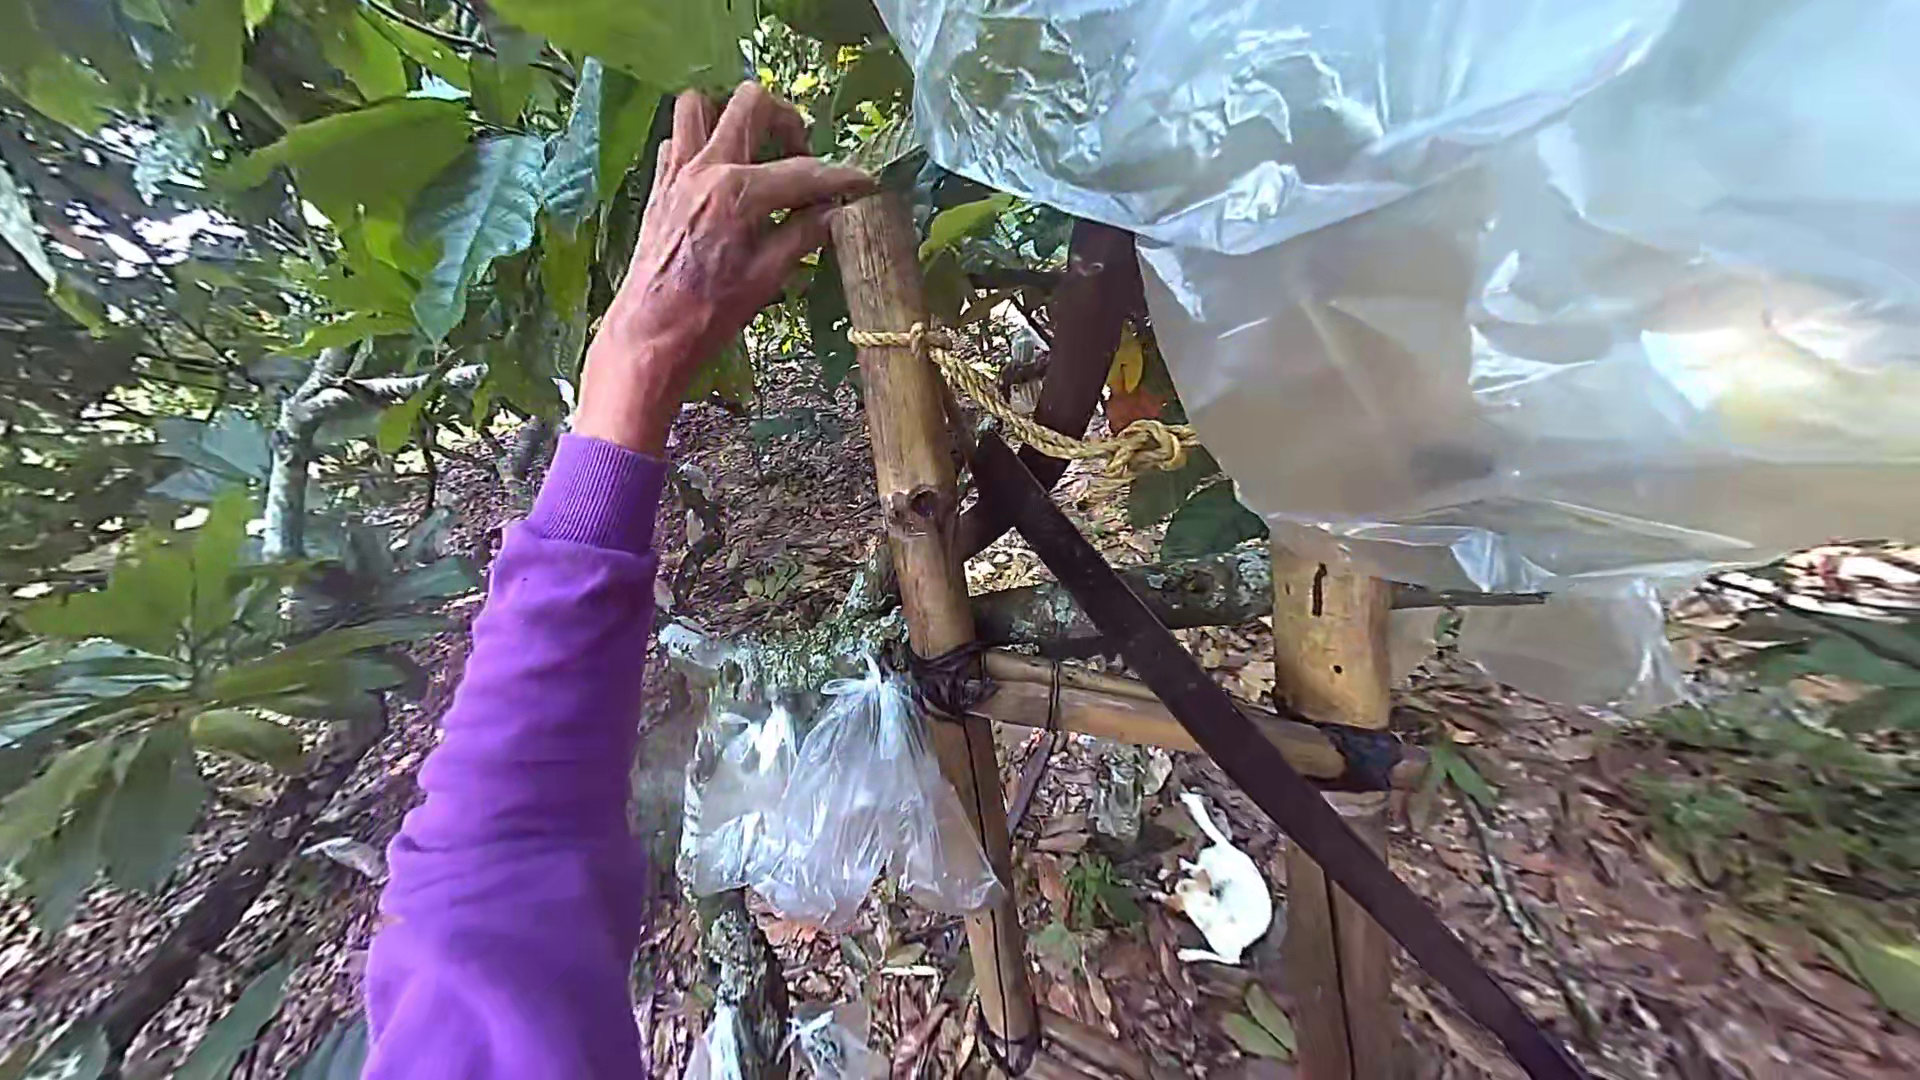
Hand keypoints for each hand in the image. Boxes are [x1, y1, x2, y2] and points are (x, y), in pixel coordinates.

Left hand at [575, 83, 874, 453]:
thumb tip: (833, 214)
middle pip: (751, 104)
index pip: (802, 173)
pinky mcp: (660, 183)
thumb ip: (802, 235)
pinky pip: (679, 138)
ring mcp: (677, 170)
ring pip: (703, 105)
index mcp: (739, 193)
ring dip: (734, 119)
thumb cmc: (712, 312)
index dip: (840, 177)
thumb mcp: (768, 277)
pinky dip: (703, 145)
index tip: (863, 182)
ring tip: (756, 154)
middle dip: (787, 122)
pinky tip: (720, 177)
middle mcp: (706, 167)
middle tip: (802, 159)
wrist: (654, 329)